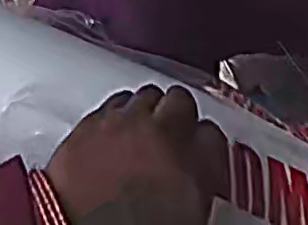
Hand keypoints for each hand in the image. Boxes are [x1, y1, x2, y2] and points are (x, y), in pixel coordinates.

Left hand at [45, 86, 227, 224]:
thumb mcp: (185, 222)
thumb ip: (197, 197)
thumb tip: (197, 192)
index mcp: (193, 168)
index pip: (213, 136)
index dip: (209, 147)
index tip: (204, 156)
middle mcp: (160, 135)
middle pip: (180, 100)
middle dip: (180, 116)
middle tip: (176, 137)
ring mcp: (125, 121)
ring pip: (147, 94)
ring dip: (151, 111)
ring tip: (147, 134)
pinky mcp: (94, 118)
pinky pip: (117, 102)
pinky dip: (122, 112)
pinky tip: (120, 133)